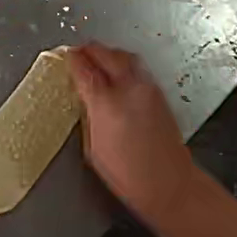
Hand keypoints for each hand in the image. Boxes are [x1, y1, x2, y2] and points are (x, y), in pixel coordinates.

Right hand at [68, 42, 200, 221]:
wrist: (172, 185)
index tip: (64, 57)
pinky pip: (138, 66)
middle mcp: (129, 88)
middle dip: (88, 50)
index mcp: (106, 102)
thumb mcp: (92, 147)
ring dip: (108, 53)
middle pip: (106, 53)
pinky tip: (117, 73)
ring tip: (96, 59)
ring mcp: (148, 88)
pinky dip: (123, 62)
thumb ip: (87, 114)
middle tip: (77, 54)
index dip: (71, 59)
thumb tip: (82, 97)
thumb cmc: (128, 174)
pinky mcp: (160, 93)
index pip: (83, 67)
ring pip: (125, 55)